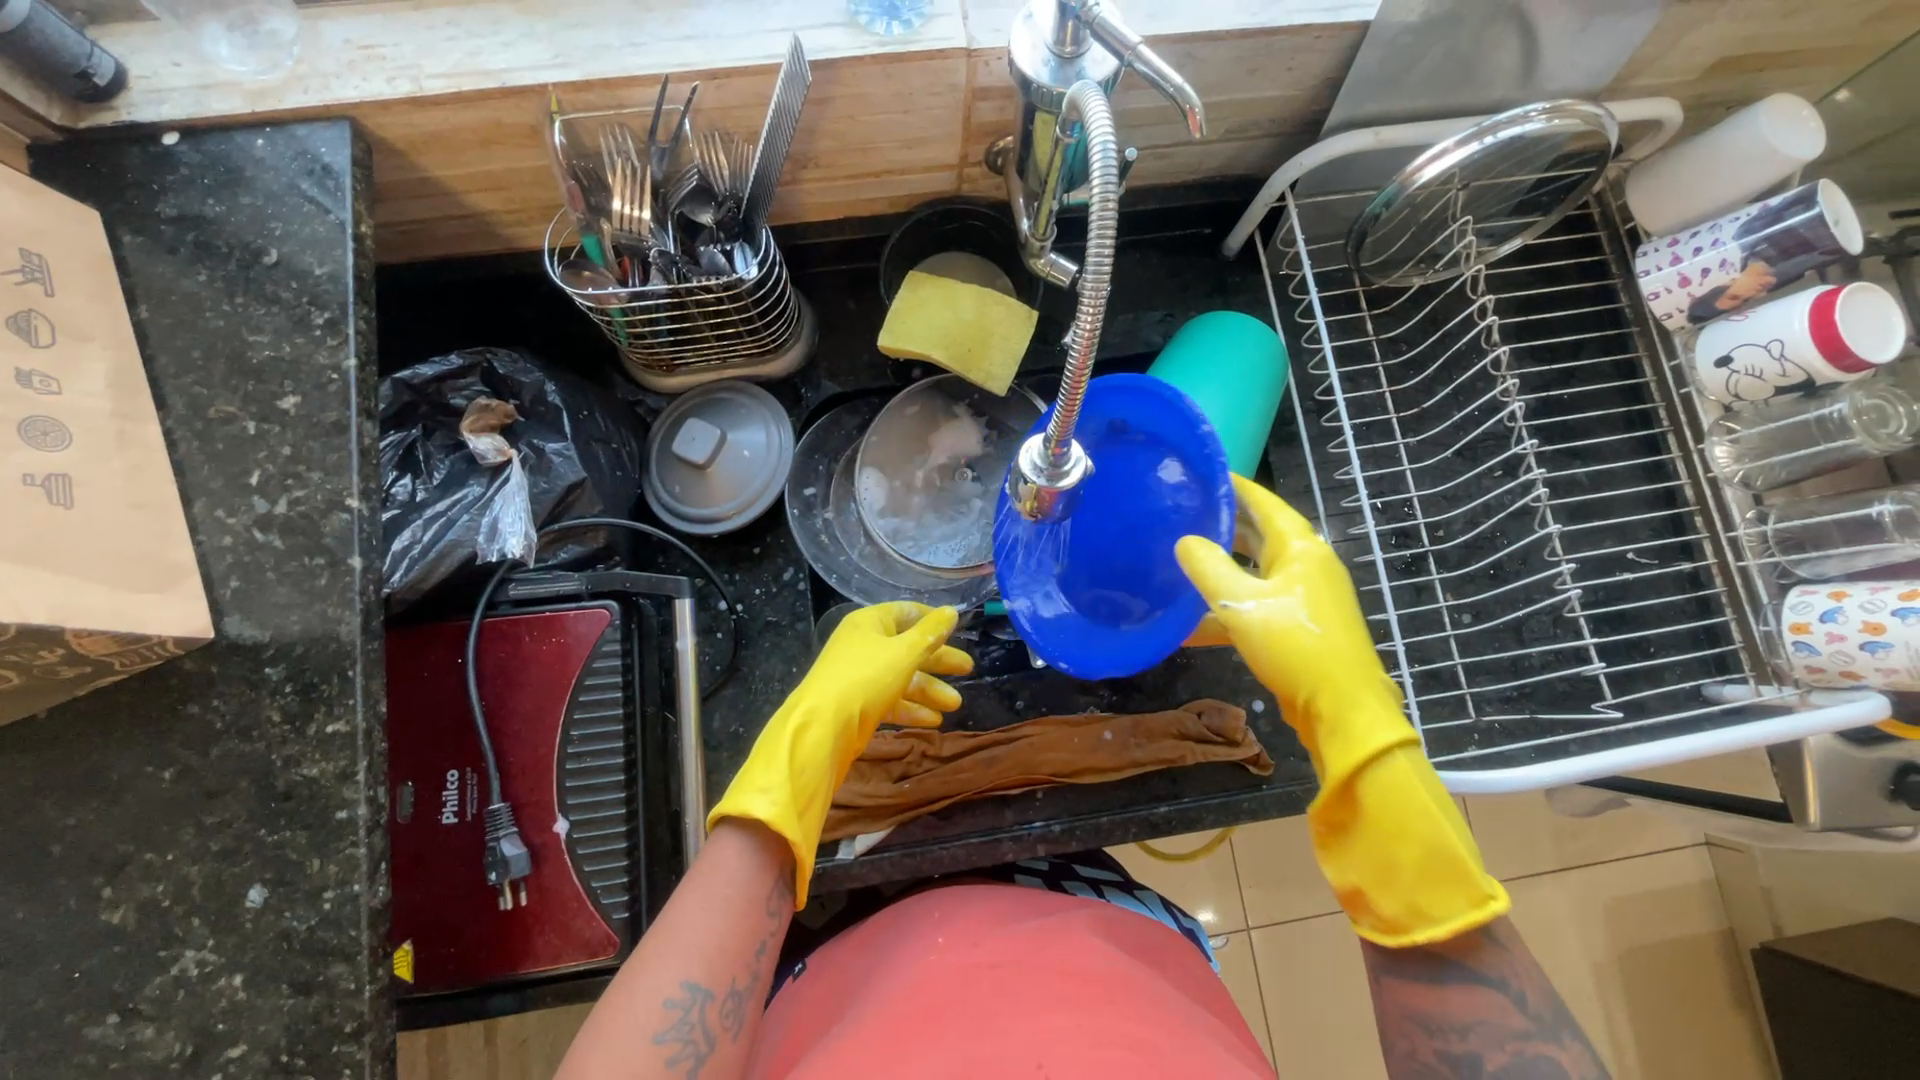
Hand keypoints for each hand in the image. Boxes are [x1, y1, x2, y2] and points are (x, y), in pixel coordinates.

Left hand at [707, 602, 971, 907]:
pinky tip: (933, 721)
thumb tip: (952, 612)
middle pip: (907, 647)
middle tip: (968, 669)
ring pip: (901, 677)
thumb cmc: (865, 680)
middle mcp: (863, 645)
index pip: (906, 612)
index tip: (958, 628)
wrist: (821, 729)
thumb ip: (931, 634)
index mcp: (869, 623)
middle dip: (938, 660)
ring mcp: (859, 676)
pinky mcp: (858, 705)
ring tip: (956, 705)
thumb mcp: (904, 653)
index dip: (932, 619)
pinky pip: (891, 700)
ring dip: (929, 690)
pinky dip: (911, 708)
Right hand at [1175, 474, 1401, 755]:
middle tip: (1180, 513)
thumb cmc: (1296, 647)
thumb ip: (1207, 569)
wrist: (1342, 710)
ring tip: (1178, 560)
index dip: (1233, 485)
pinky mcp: (1297, 626)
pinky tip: (1189, 623)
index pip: (1263, 502)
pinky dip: (1227, 608)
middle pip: (1259, 533)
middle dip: (1221, 524)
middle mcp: (1306, 565)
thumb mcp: (1242, 605)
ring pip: (1254, 571)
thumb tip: (1183, 541)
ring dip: (1220, 568)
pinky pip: (1256, 604)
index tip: (1199, 473)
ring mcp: (1304, 597)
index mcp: (1300, 549)